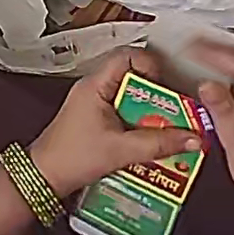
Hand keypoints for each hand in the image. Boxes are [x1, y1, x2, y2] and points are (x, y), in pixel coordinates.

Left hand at [29, 49, 202, 196]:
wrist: (43, 179)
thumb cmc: (68, 158)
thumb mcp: (120, 151)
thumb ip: (158, 144)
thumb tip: (190, 138)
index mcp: (95, 85)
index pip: (128, 55)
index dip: (151, 65)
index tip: (167, 86)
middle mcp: (94, 89)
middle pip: (134, 78)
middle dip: (157, 96)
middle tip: (173, 112)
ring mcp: (94, 104)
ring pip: (131, 98)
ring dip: (150, 113)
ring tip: (166, 129)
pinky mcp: (96, 120)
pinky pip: (125, 113)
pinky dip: (139, 125)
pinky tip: (149, 142)